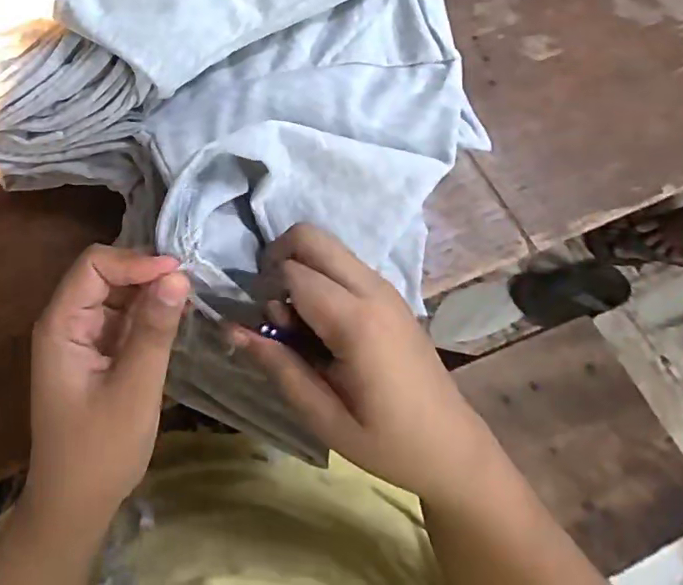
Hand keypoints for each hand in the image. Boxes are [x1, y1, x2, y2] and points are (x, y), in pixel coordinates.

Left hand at [27, 246, 189, 516]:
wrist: (74, 508)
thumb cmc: (99, 453)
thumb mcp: (134, 390)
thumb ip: (154, 331)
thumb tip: (178, 275)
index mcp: (61, 325)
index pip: (94, 265)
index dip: (135, 261)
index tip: (177, 273)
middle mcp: (67, 321)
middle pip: (105, 272)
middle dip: (145, 272)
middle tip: (188, 282)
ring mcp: (82, 336)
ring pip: (117, 291)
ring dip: (150, 290)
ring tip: (188, 297)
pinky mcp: (98, 351)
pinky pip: (124, 315)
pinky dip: (149, 312)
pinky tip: (176, 317)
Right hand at [230, 224, 500, 500]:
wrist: (452, 446)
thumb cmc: (386, 442)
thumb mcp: (324, 417)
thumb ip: (278, 366)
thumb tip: (230, 328)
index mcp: (357, 321)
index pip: (293, 272)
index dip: (268, 293)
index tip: (269, 330)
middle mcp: (372, 289)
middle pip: (310, 236)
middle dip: (278, 257)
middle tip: (271, 305)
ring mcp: (384, 285)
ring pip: (325, 244)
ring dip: (299, 267)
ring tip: (299, 322)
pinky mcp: (388, 291)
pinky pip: (341, 262)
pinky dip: (318, 275)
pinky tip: (321, 323)